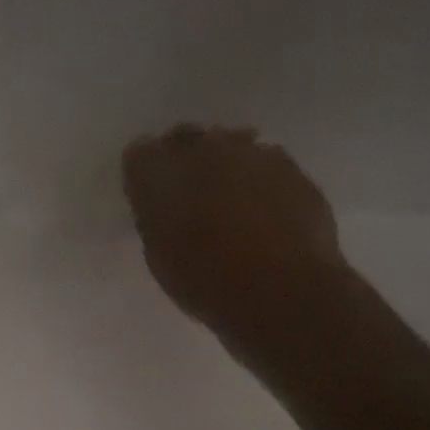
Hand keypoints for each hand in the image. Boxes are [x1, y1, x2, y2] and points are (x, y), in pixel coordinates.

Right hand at [123, 126, 344, 335]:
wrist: (282, 291)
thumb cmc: (206, 283)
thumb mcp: (159, 256)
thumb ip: (155, 217)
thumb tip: (160, 202)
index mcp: (163, 174)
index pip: (139, 154)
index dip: (142, 176)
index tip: (146, 199)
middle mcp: (207, 149)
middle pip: (185, 138)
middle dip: (181, 162)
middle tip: (184, 198)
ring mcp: (253, 152)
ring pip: (227, 145)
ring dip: (221, 166)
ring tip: (225, 203)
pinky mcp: (289, 165)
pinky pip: (262, 161)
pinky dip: (254, 179)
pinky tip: (258, 211)